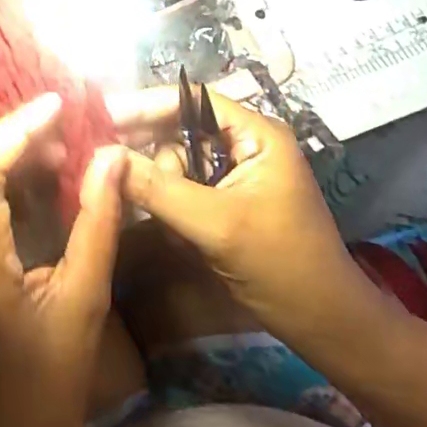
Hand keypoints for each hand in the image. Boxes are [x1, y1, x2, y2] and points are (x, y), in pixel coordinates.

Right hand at [109, 87, 389, 346]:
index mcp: (255, 133)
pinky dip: (172, 208)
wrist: (324, 324)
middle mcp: (243, 144)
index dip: (145, 105)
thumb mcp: (217, 225)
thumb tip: (103, 156)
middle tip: (105, 168)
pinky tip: (174, 235)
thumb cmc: (282, 266)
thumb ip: (159, 189)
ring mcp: (234, 174)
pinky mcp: (226, 202)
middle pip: (178, 131)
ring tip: (166, 223)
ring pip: (177, 165)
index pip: (191, 101)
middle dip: (149, 155)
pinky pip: (184, 191)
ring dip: (162, 190)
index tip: (102, 115)